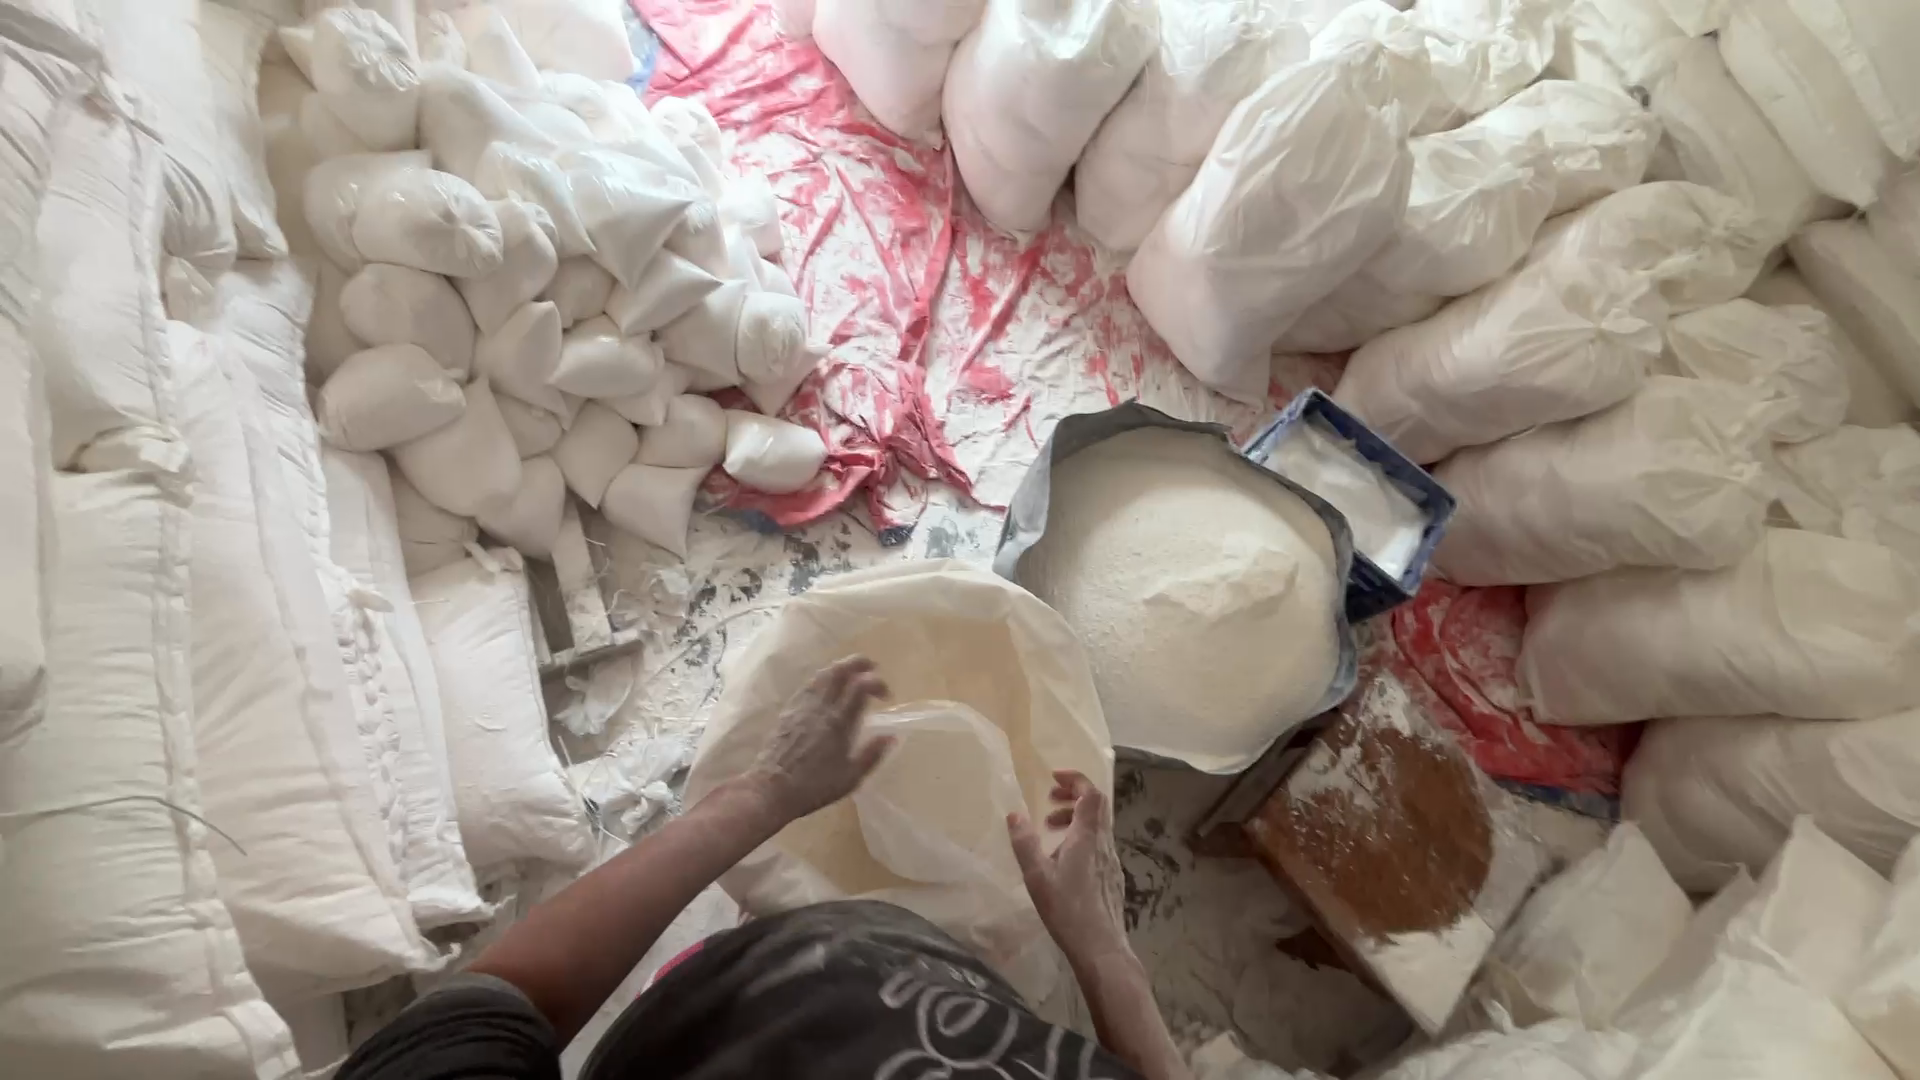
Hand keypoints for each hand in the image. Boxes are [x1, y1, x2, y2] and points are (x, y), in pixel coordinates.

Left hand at [747, 656, 893, 824]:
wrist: (771, 790)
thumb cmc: (814, 787)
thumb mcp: (850, 778)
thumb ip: (872, 754)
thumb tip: (891, 735)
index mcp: (839, 722)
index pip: (861, 687)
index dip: (877, 683)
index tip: (886, 696)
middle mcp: (821, 707)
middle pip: (840, 671)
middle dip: (858, 663)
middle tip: (871, 667)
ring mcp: (802, 706)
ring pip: (822, 674)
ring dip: (840, 667)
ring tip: (851, 672)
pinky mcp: (788, 711)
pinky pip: (808, 685)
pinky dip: (822, 679)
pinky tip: (826, 687)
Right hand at [1007, 770, 1129, 967]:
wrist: (1101, 948)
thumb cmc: (1068, 909)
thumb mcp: (1037, 876)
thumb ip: (1025, 842)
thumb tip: (1014, 813)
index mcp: (1087, 836)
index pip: (1090, 793)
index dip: (1075, 779)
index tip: (1054, 777)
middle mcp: (1103, 843)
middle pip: (1096, 805)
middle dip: (1073, 794)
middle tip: (1050, 798)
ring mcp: (1111, 860)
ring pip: (1097, 824)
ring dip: (1074, 817)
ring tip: (1049, 829)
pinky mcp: (1112, 875)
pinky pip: (1097, 842)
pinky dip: (1080, 836)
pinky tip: (1063, 858)